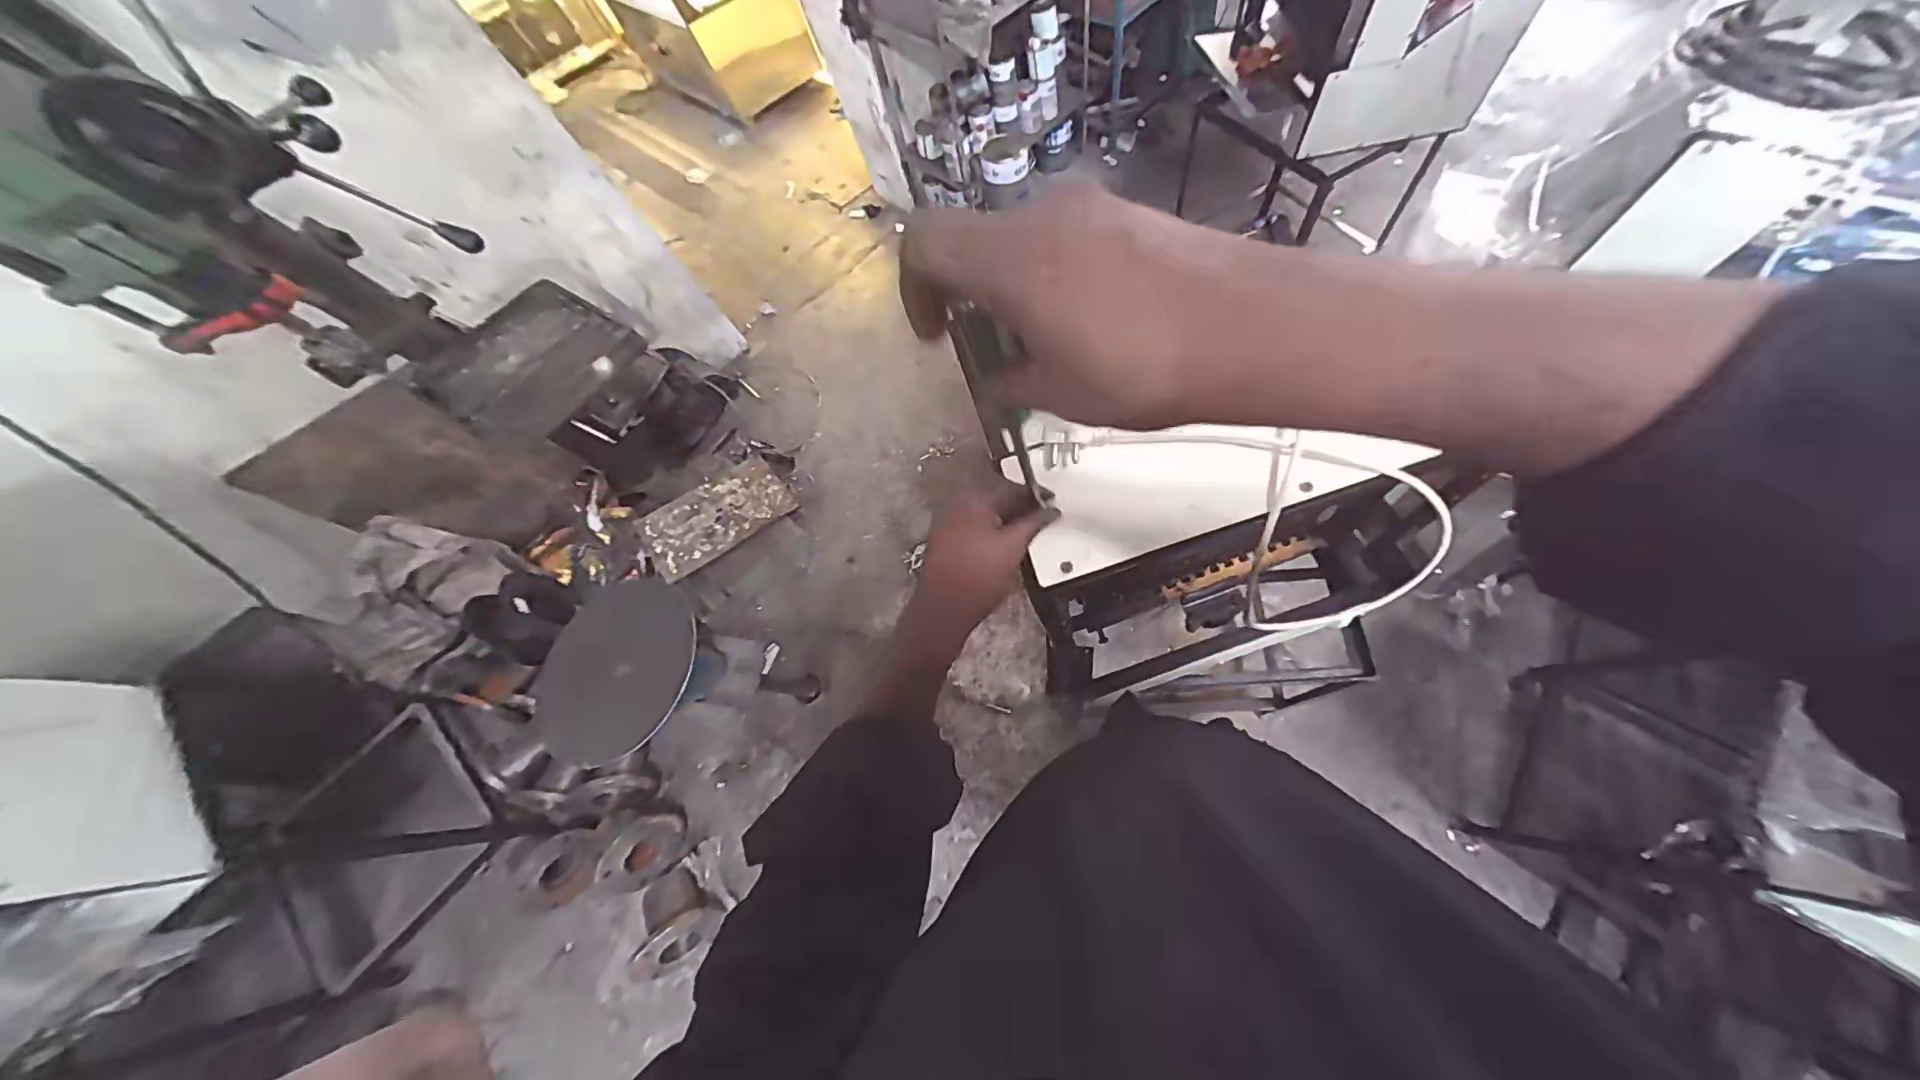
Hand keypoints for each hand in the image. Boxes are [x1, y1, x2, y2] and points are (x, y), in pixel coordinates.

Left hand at [899, 484, 1058, 657]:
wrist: (946, 606)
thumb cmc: (979, 575)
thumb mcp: (1014, 546)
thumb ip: (1034, 523)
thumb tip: (1050, 512)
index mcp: (974, 500)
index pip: (1012, 487)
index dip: (1035, 495)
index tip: (1050, 503)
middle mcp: (957, 506)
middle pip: (996, 497)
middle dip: (1020, 506)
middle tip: (1041, 516)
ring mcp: (948, 523)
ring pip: (985, 513)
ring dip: (1006, 518)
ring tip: (1026, 531)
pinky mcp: (945, 541)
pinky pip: (974, 526)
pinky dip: (991, 529)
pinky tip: (1003, 543)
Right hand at [901, 183, 1222, 429]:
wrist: (1248, 328)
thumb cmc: (1140, 370)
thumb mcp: (1059, 393)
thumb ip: (1010, 382)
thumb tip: (997, 380)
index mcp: (1009, 258)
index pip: (926, 243)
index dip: (915, 288)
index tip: (935, 335)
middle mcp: (1041, 215)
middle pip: (976, 241)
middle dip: (970, 295)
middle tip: (994, 349)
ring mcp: (1090, 206)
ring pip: (1022, 239)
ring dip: (1014, 286)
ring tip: (1046, 342)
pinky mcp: (1128, 212)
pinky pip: (1066, 237)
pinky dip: (1054, 274)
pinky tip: (1090, 320)